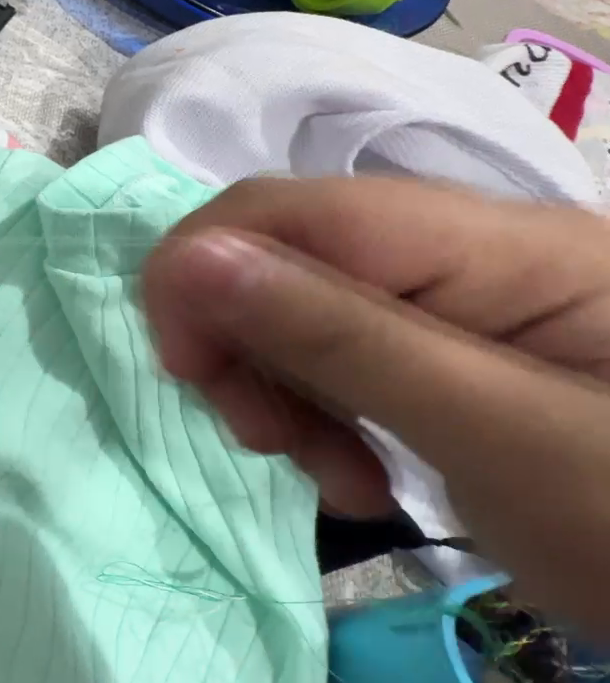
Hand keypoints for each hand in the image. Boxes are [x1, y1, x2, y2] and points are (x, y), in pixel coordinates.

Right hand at [142, 177, 609, 633]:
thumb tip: (188, 257)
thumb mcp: (497, 438)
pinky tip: (351, 470)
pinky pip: (327, 353)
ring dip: (272, 389)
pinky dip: (310, 410)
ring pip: (288, 310)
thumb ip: (336, 335)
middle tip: (259, 437)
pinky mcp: (444, 351)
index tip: (184, 371)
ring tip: (326, 473)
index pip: (283, 209)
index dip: (198, 270)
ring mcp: (455, 303)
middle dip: (237, 343)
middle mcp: (463, 252)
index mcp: (494, 245)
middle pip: (276, 256)